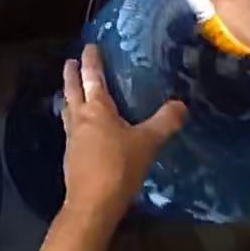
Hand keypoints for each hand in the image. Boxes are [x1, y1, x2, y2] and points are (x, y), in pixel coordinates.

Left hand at [60, 44, 185, 223]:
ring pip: (68, 108)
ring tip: (71, 91)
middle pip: (72, 89)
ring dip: (69, 95)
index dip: (91, 60)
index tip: (89, 46)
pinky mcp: (71, 155)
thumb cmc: (119, 167)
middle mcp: (80, 118)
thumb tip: (181, 104)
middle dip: (71, 74)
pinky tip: (80, 126)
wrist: (93, 204)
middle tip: (71, 61)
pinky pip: (70, 127)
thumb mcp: (148, 142)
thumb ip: (165, 122)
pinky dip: (73, 118)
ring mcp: (72, 137)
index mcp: (96, 108)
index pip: (92, 76)